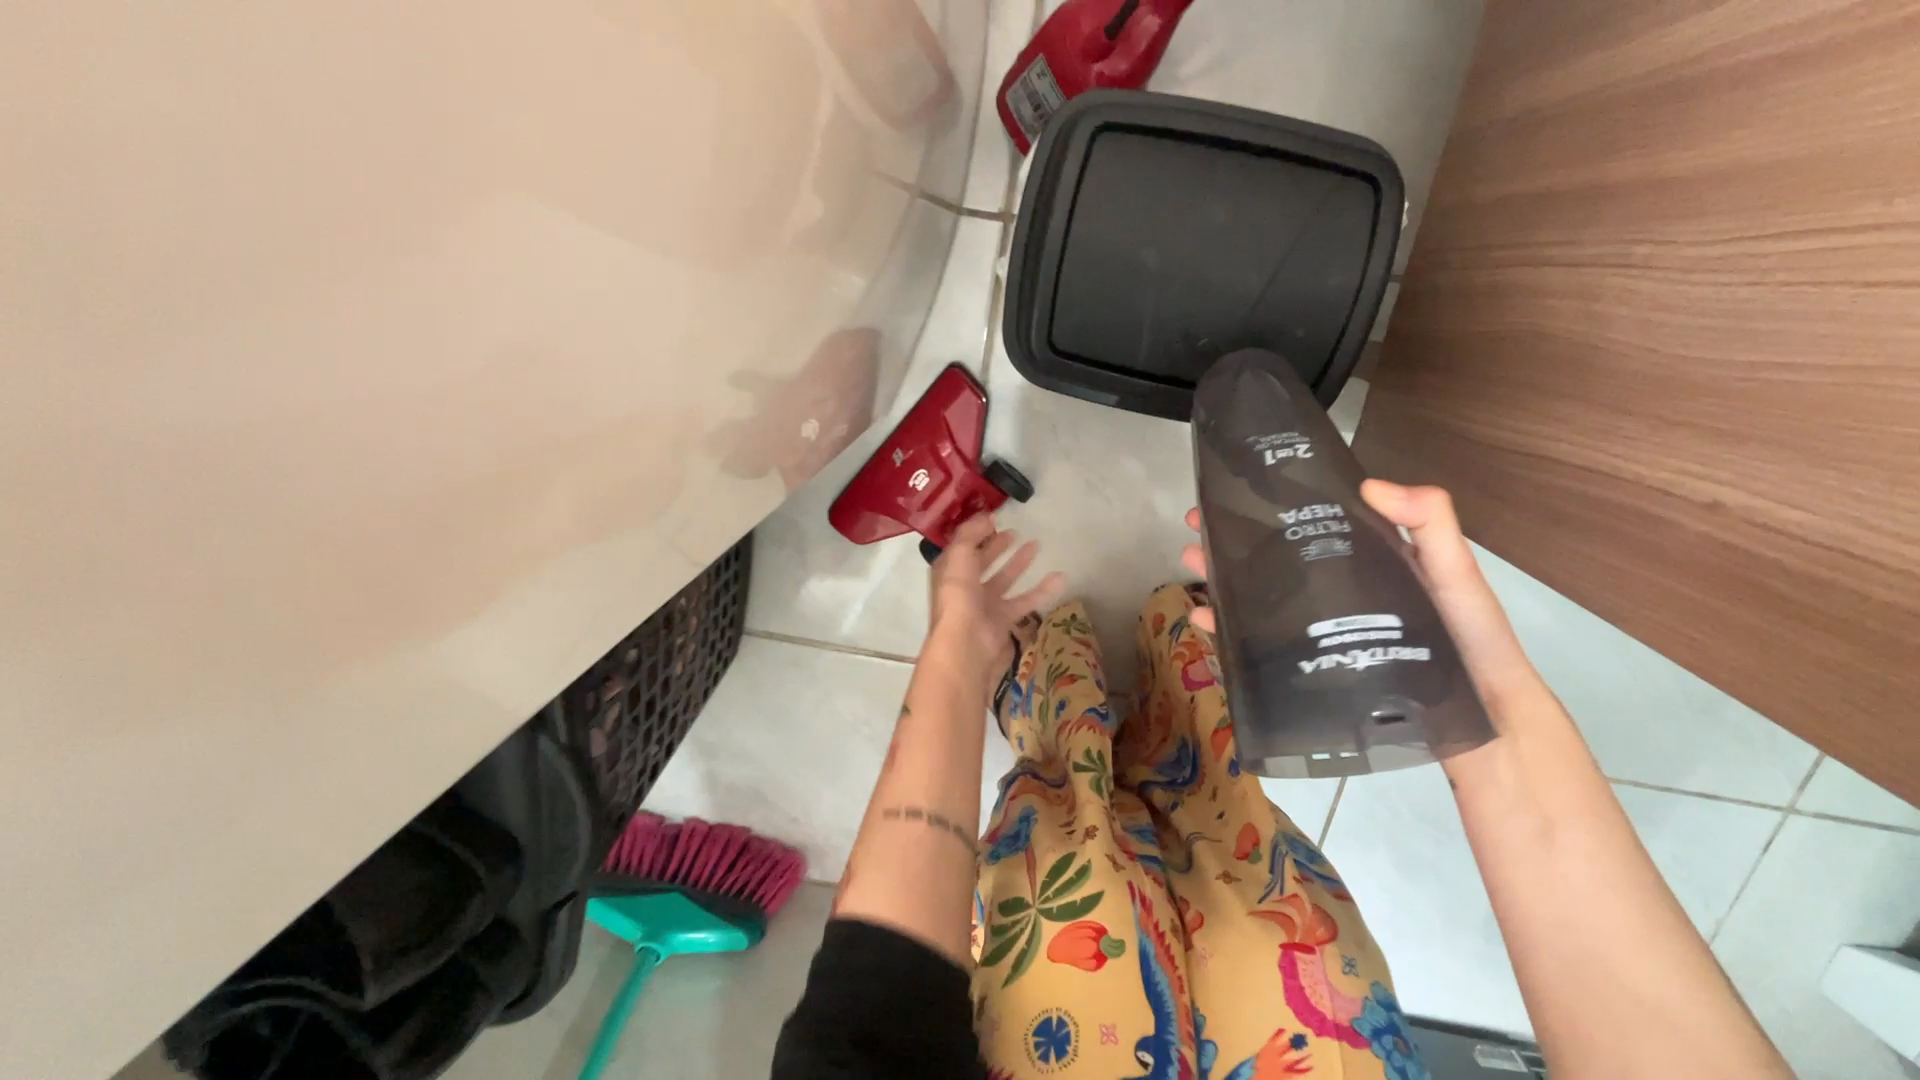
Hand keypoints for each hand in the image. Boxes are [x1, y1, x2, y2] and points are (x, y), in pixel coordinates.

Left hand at [927, 514, 1064, 684]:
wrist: (967, 645)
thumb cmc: (958, 597)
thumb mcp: (959, 556)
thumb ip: (972, 533)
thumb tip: (987, 515)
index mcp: (949, 571)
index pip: (961, 548)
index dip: (974, 533)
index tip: (993, 518)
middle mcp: (965, 587)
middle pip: (982, 562)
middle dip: (996, 547)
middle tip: (1013, 532)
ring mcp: (985, 604)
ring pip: (1004, 579)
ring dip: (1018, 563)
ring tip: (1036, 545)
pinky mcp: (1004, 620)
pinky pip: (1025, 600)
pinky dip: (1042, 589)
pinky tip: (1060, 576)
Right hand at [1181, 479, 1537, 700]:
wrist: (1482, 724)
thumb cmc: (1471, 643)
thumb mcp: (1456, 574)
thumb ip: (1430, 524)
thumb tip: (1368, 483)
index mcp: (1366, 563)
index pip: (1308, 526)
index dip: (1266, 510)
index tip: (1228, 498)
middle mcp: (1337, 593)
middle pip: (1272, 562)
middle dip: (1229, 545)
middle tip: (1193, 534)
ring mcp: (1321, 632)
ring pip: (1259, 600)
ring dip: (1221, 583)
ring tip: (1192, 570)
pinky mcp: (1312, 669)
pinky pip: (1261, 647)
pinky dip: (1230, 633)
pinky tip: (1206, 625)